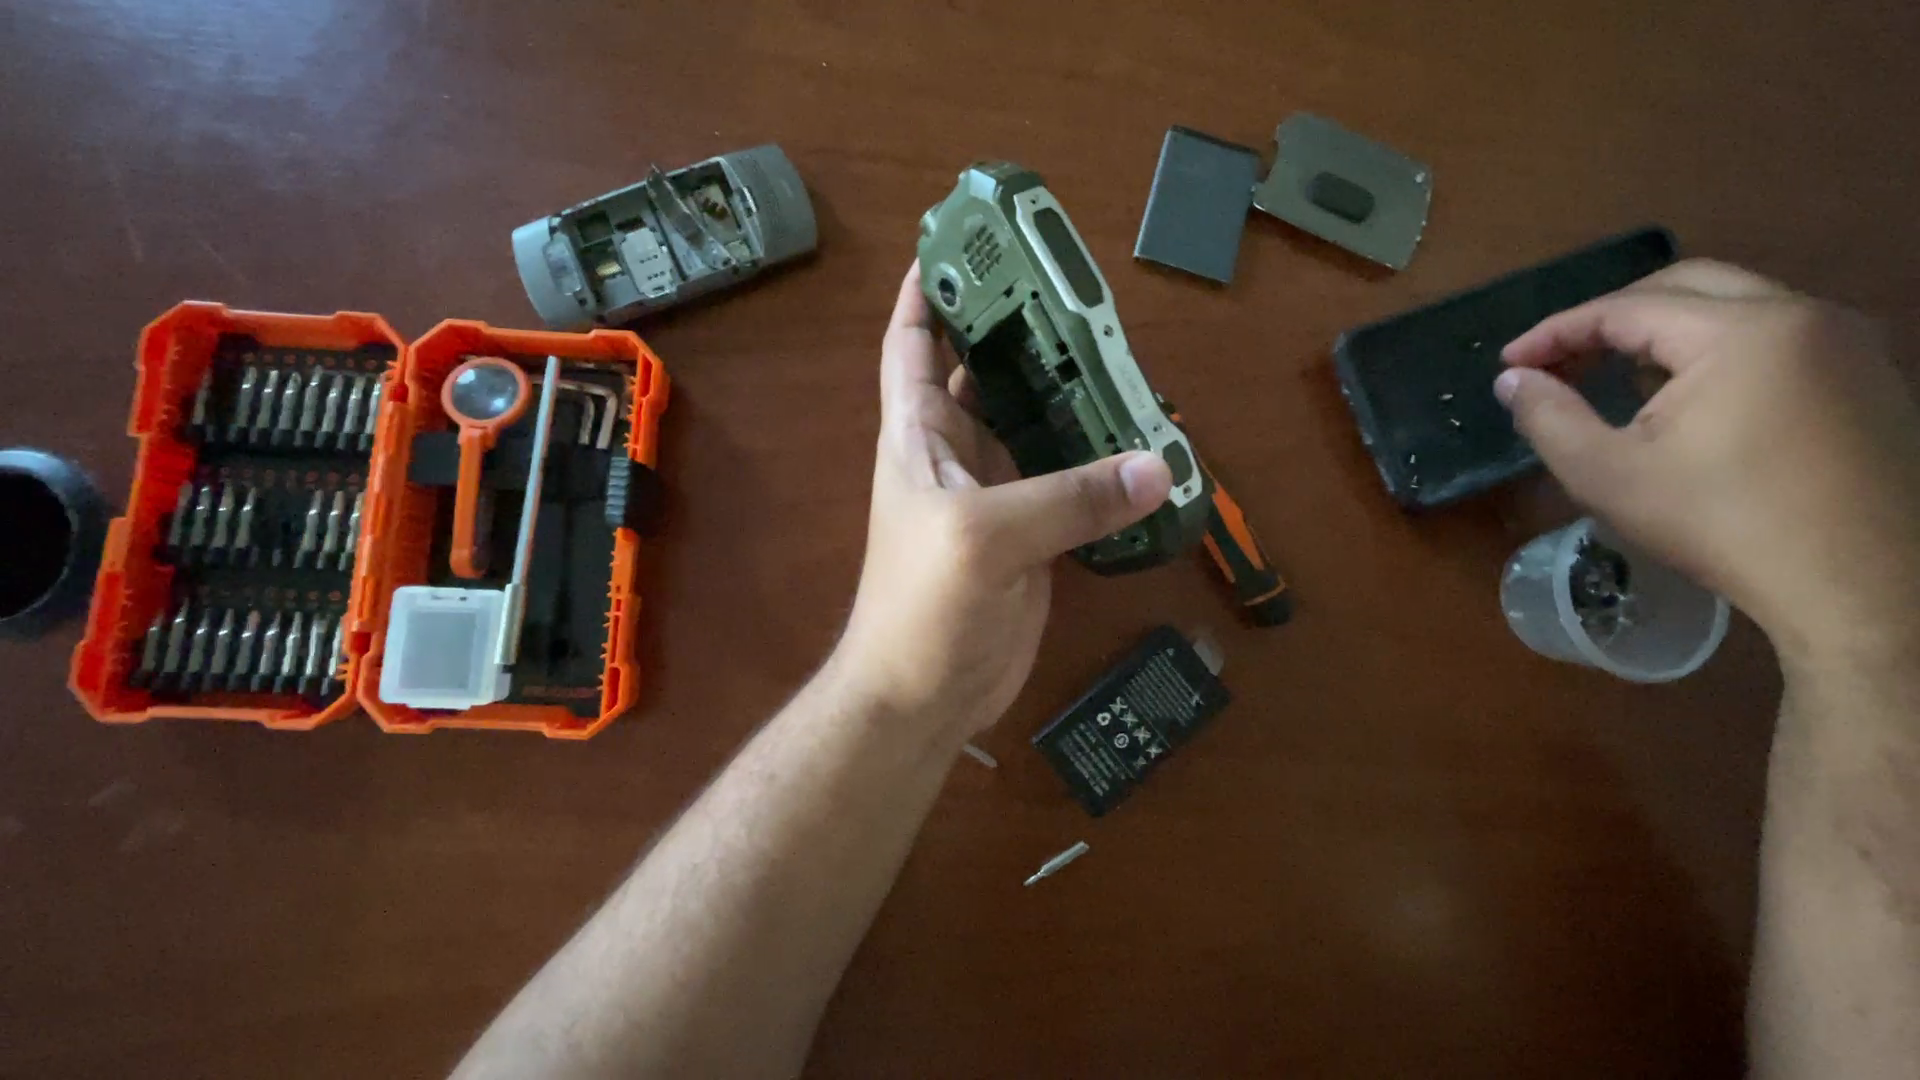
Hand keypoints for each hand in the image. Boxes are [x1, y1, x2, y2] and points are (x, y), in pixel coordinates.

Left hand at [830, 264, 1172, 740]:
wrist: (924, 694)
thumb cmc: (924, 606)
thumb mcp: (984, 539)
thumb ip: (1067, 499)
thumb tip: (1158, 466)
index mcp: (918, 434)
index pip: (912, 342)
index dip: (928, 291)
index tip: (962, 241)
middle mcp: (952, 453)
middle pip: (982, 372)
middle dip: (1018, 331)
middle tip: (1077, 293)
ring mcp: (993, 494)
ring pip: (1029, 424)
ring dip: (1063, 392)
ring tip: (1118, 354)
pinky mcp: (1028, 532)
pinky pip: (1063, 479)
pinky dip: (1093, 457)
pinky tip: (1135, 439)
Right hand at [1497, 259, 1919, 666]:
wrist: (1862, 583)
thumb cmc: (1720, 524)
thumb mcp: (1606, 474)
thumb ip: (1548, 417)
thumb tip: (1512, 380)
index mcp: (1742, 333)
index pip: (1627, 308)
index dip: (1556, 332)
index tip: (1509, 364)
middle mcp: (1805, 316)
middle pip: (1684, 286)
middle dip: (1608, 318)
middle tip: (1556, 359)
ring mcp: (1847, 342)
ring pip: (1731, 307)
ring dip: (1659, 331)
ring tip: (1607, 376)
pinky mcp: (1865, 374)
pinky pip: (1771, 335)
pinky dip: (1708, 349)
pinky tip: (1678, 395)